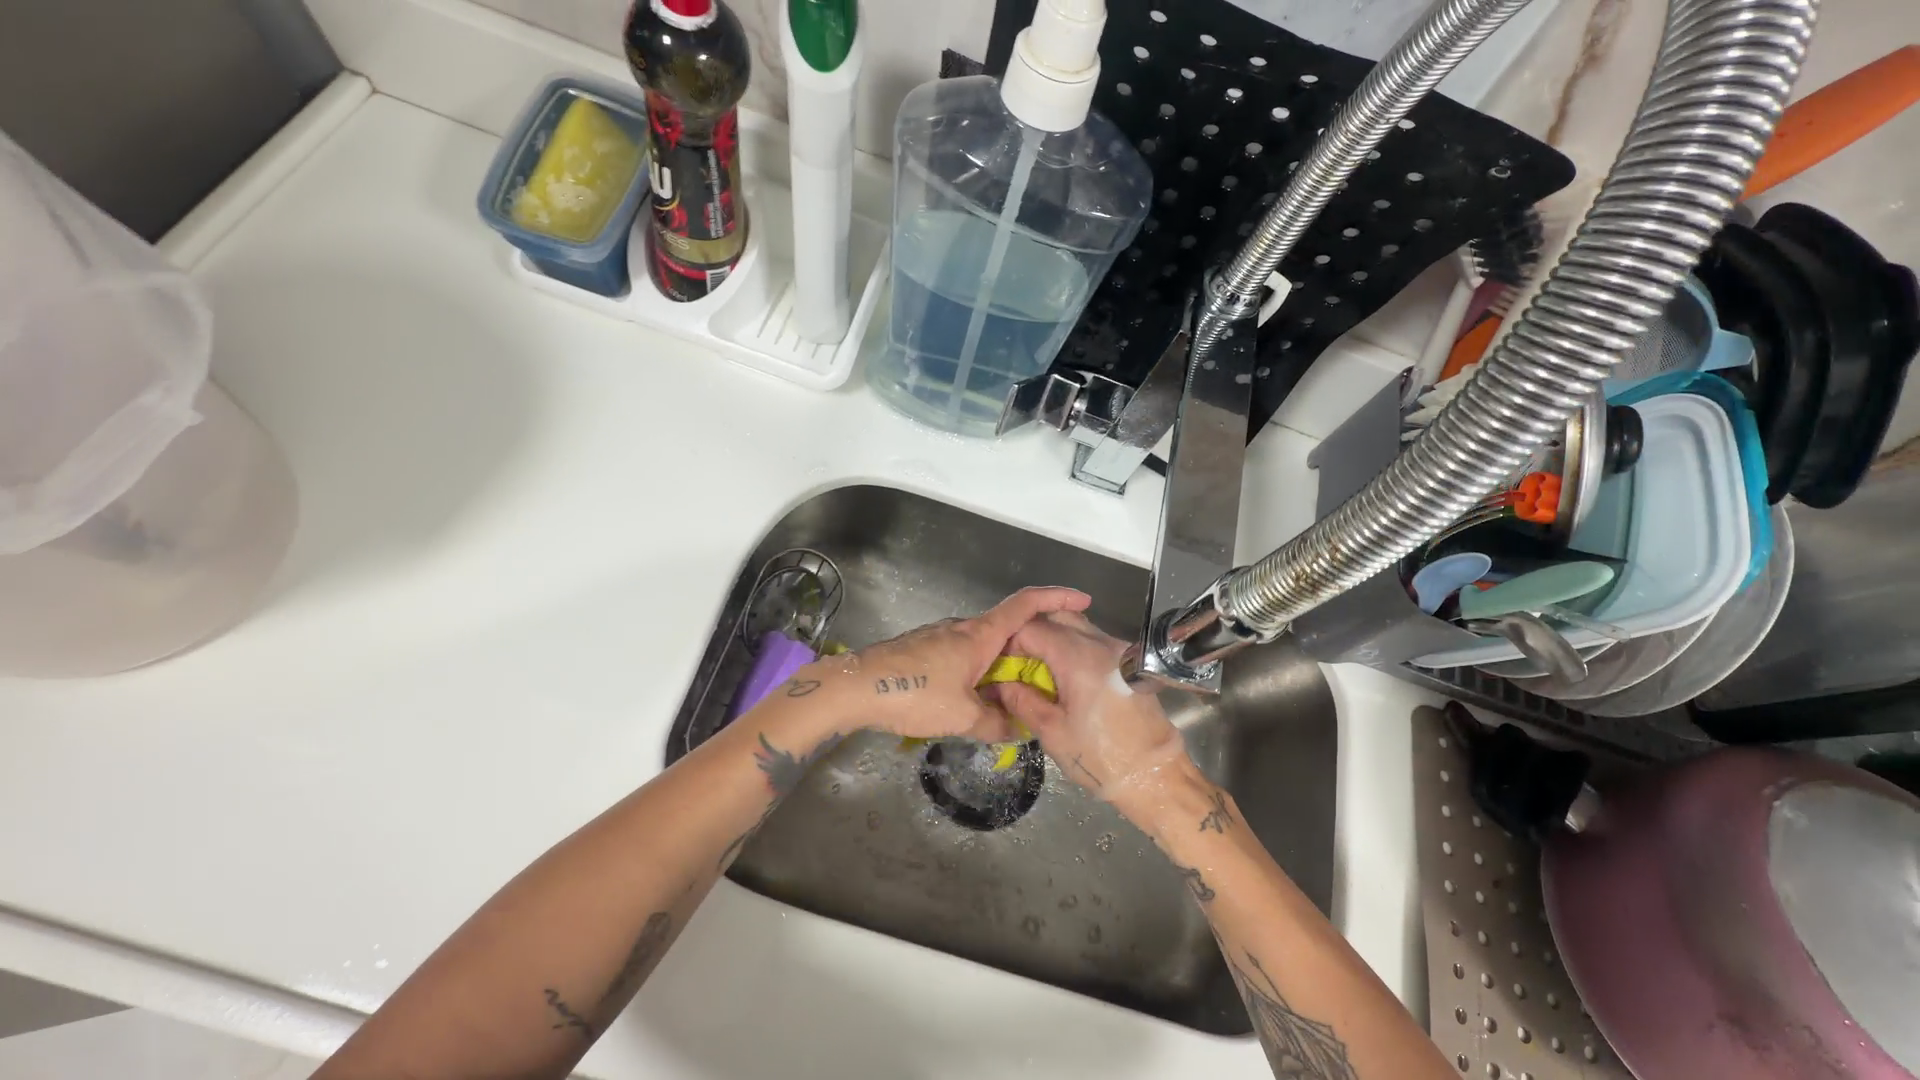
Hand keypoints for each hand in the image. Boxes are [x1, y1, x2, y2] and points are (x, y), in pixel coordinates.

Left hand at [812, 587, 1091, 741]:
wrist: (854, 688)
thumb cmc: (913, 694)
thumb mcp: (962, 717)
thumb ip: (996, 723)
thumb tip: (1018, 729)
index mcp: (979, 635)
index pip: (1026, 604)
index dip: (1057, 598)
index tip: (1082, 599)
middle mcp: (962, 628)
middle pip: (1006, 629)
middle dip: (1031, 648)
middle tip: (1050, 675)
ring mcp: (939, 636)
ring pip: (982, 646)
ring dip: (1001, 665)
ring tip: (1012, 696)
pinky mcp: (922, 650)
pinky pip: (962, 656)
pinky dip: (978, 671)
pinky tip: (973, 699)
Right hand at [987, 612, 1197, 812]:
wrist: (1154, 774)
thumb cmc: (1100, 756)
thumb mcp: (1052, 732)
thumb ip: (1022, 700)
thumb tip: (1002, 684)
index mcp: (1078, 657)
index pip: (1032, 627)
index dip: (1010, 641)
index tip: (1000, 663)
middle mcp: (1100, 643)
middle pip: (1057, 616)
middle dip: (1031, 632)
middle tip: (1016, 660)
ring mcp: (1118, 649)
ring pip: (1077, 625)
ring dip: (1052, 637)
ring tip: (1037, 668)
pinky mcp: (1128, 660)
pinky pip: (1092, 640)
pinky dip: (1072, 646)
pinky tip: (1062, 675)